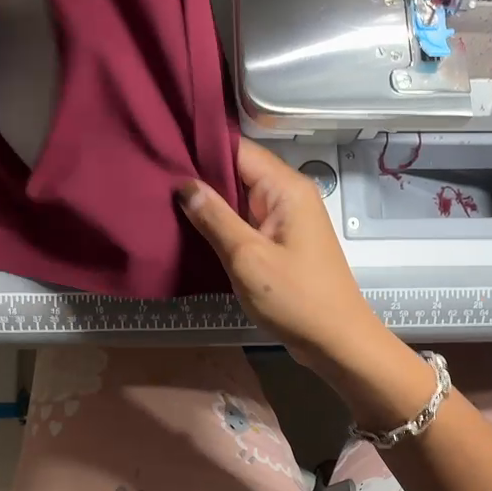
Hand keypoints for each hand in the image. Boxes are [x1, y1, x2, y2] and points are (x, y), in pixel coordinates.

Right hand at [179, 140, 388, 363]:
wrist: (337, 342)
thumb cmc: (295, 298)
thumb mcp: (247, 257)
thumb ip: (214, 217)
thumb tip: (185, 184)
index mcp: (286, 187)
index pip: (238, 149)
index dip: (201, 148)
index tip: (163, 150)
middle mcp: (288, 194)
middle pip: (238, 169)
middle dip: (200, 175)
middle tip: (155, 177)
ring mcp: (287, 217)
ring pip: (240, 195)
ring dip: (209, 200)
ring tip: (164, 198)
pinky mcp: (282, 240)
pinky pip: (247, 218)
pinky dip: (223, 221)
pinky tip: (192, 226)